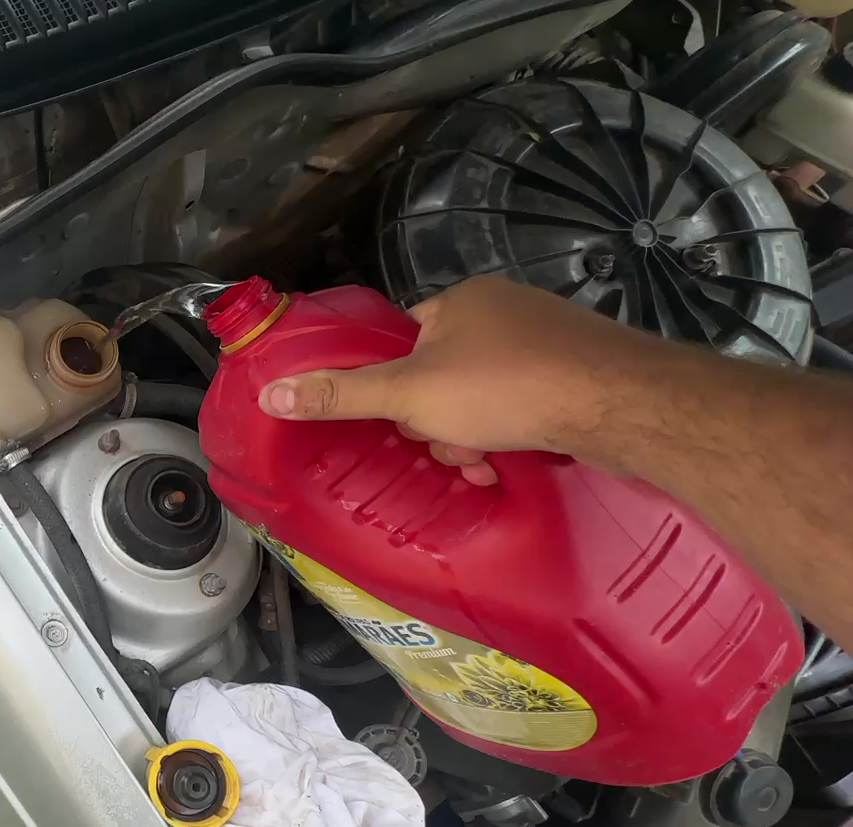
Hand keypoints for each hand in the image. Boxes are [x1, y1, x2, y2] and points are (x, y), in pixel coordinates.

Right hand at [256, 276, 670, 483]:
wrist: (626, 405)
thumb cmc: (504, 389)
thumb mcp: (405, 395)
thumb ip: (337, 395)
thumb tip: (266, 394)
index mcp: (459, 302)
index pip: (400, 345)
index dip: (393, 387)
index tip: (402, 416)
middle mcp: (503, 310)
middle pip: (435, 375)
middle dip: (432, 421)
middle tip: (444, 443)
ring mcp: (547, 338)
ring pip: (475, 395)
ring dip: (464, 435)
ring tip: (479, 459)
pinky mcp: (579, 368)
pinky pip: (517, 401)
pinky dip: (504, 432)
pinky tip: (506, 457)